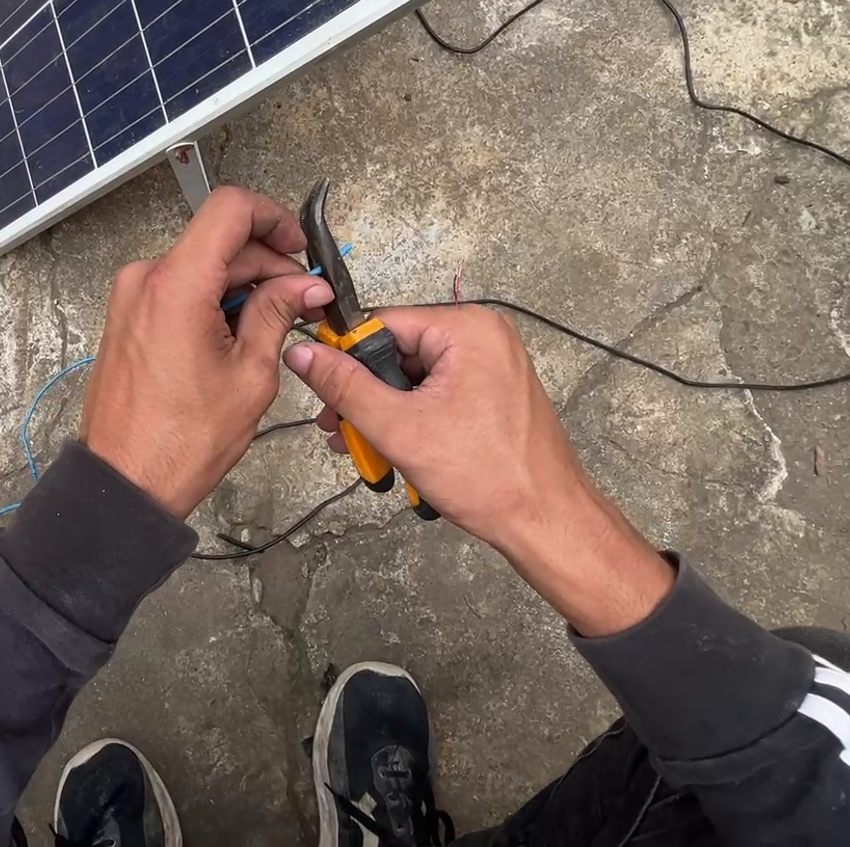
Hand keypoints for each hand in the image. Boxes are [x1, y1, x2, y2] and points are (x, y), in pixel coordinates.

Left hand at [80, 187, 333, 518]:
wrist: (124, 481)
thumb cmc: (181, 441)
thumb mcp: (249, 375)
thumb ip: (277, 314)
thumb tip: (304, 284)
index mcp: (176, 284)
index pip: (230, 208)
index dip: (273, 218)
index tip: (297, 247)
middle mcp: (146, 279)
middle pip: (219, 241)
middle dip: (266, 263)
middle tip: (303, 297)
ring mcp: (131, 297)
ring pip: (200, 265)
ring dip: (241, 283)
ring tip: (274, 323)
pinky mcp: (127, 316)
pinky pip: (178, 288)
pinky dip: (212, 298)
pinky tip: (237, 332)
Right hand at [282, 306, 672, 635]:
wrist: (548, 524)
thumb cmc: (485, 475)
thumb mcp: (398, 427)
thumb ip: (344, 386)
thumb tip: (301, 352)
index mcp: (465, 329)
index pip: (382, 325)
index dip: (346, 359)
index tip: (325, 395)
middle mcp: (482, 335)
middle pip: (396, 351)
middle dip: (363, 393)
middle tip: (338, 427)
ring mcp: (491, 363)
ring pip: (413, 376)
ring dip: (382, 410)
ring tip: (358, 445)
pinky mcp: (492, 390)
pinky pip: (436, 391)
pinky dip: (411, 416)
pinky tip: (391, 447)